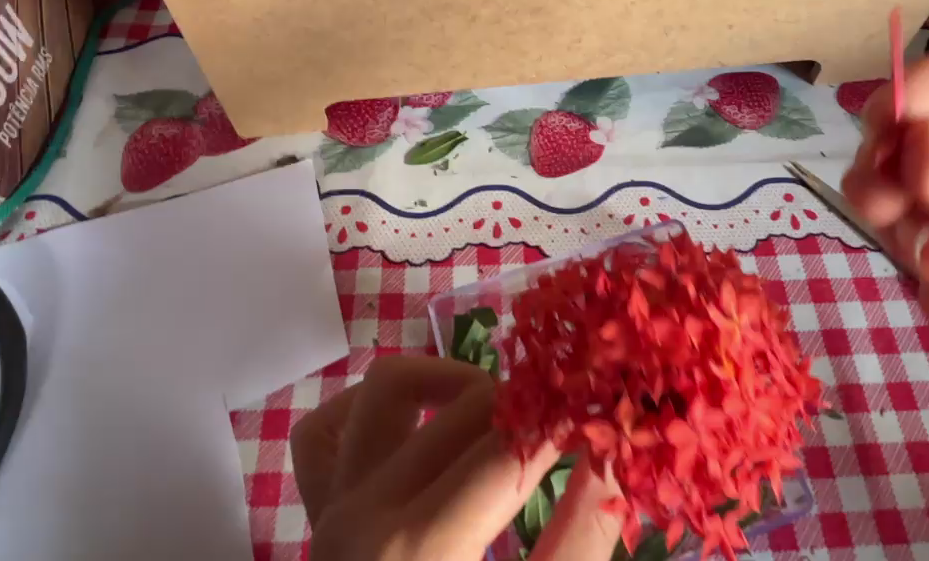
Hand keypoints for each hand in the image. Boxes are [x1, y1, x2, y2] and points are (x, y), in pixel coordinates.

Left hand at [292, 356, 620, 560]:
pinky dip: (377, 414)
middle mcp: (360, 512)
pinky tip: (424, 429)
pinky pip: (325, 431)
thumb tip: (612, 453)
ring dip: (451, 385)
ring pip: (387, 391)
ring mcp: (328, 507)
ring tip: (500, 421)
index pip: (509, 448)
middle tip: (568, 420)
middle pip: (463, 407)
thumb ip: (579, 540)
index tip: (606, 409)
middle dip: (526, 406)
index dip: (567, 420)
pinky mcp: (316, 513)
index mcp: (417, 550)